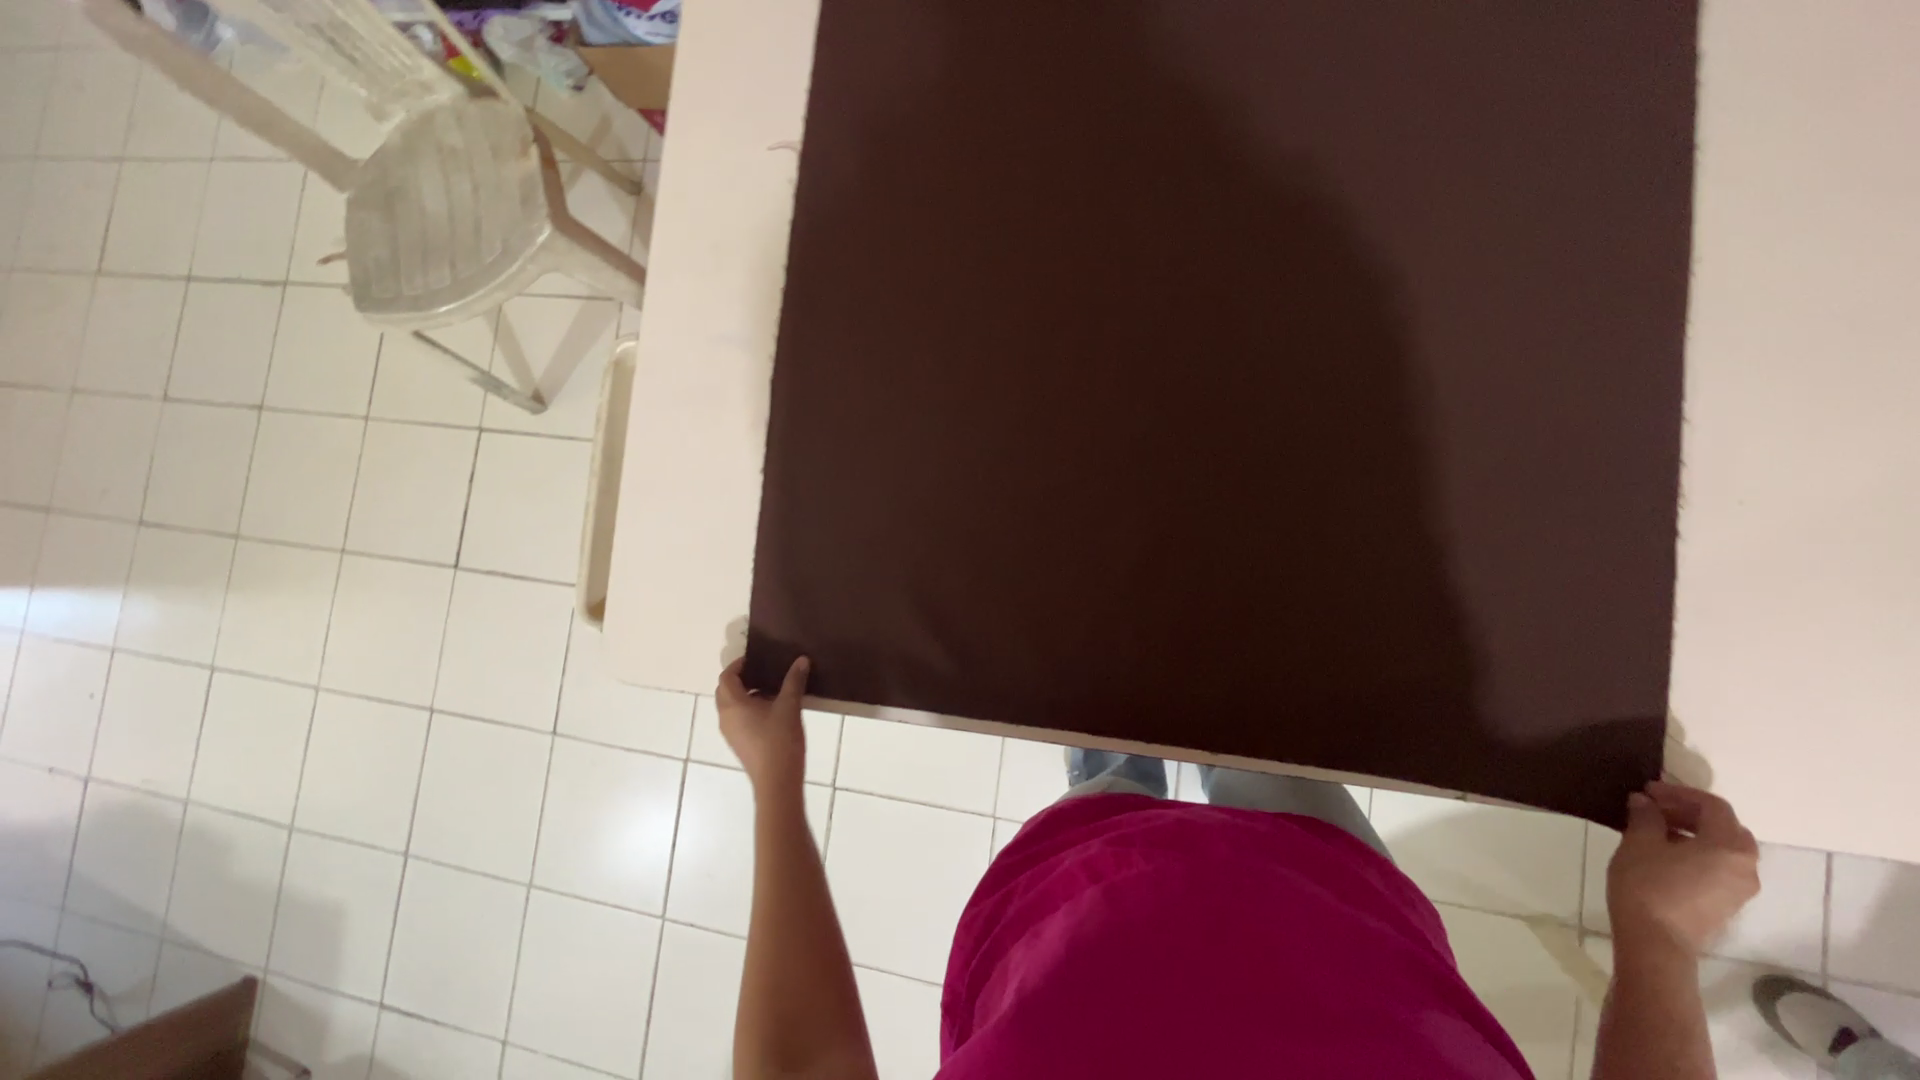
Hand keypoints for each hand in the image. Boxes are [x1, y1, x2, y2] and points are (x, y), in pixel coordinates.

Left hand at [716, 656, 809, 793]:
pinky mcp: (739, 744)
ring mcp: (730, 733)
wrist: (776, 782)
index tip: (756, 659)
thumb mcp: (790, 706)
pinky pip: (738, 719)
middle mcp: (725, 717)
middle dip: (742, 679)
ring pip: (732, 706)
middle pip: (725, 691)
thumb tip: (801, 660)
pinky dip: (750, 709)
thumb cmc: (779, 740)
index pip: (726, 677)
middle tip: (764, 672)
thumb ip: (794, 681)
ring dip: (747, 695)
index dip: (738, 665)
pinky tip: (773, 712)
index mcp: (732, 704)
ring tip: (773, 690)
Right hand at [1607, 781, 1759, 956]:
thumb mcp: (1638, 843)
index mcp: (1729, 846)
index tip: (1648, 790)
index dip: (1680, 793)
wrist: (1657, 941)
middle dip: (1690, 813)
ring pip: (1724, 849)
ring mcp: (1741, 888)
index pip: (1713, 806)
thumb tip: (1644, 802)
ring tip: (1655, 831)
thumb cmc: (1648, 885)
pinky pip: (1719, 867)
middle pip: (1725, 827)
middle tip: (1654, 808)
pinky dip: (1697, 853)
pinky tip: (1665, 855)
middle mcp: (1746, 866)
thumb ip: (1645, 816)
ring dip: (1693, 833)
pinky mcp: (1728, 903)